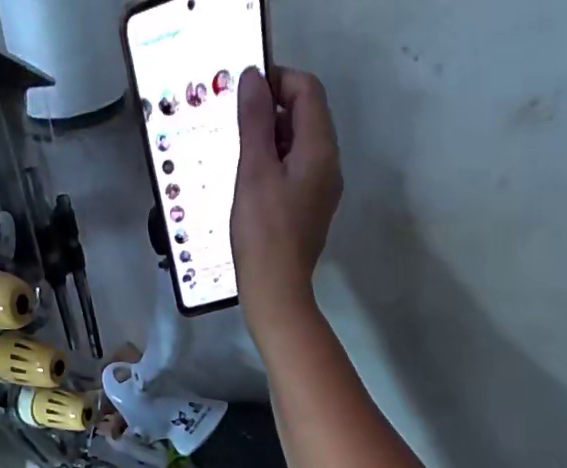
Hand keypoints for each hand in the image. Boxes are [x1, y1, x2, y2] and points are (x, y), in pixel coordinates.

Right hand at [231, 66, 341, 324]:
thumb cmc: (263, 232)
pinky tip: (252, 183)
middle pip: (307, 116)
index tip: (244, 93)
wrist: (276, 291)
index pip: (307, 90)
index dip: (277, 81)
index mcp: (320, 150)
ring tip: (240, 155)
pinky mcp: (311, 210)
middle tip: (236, 125)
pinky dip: (276, 164)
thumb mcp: (254, 171)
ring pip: (300, 145)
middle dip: (272, 110)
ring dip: (271, 139)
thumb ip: (254, 121)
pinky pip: (298, 171)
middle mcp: (329, 165)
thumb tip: (253, 77)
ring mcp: (323, 190)